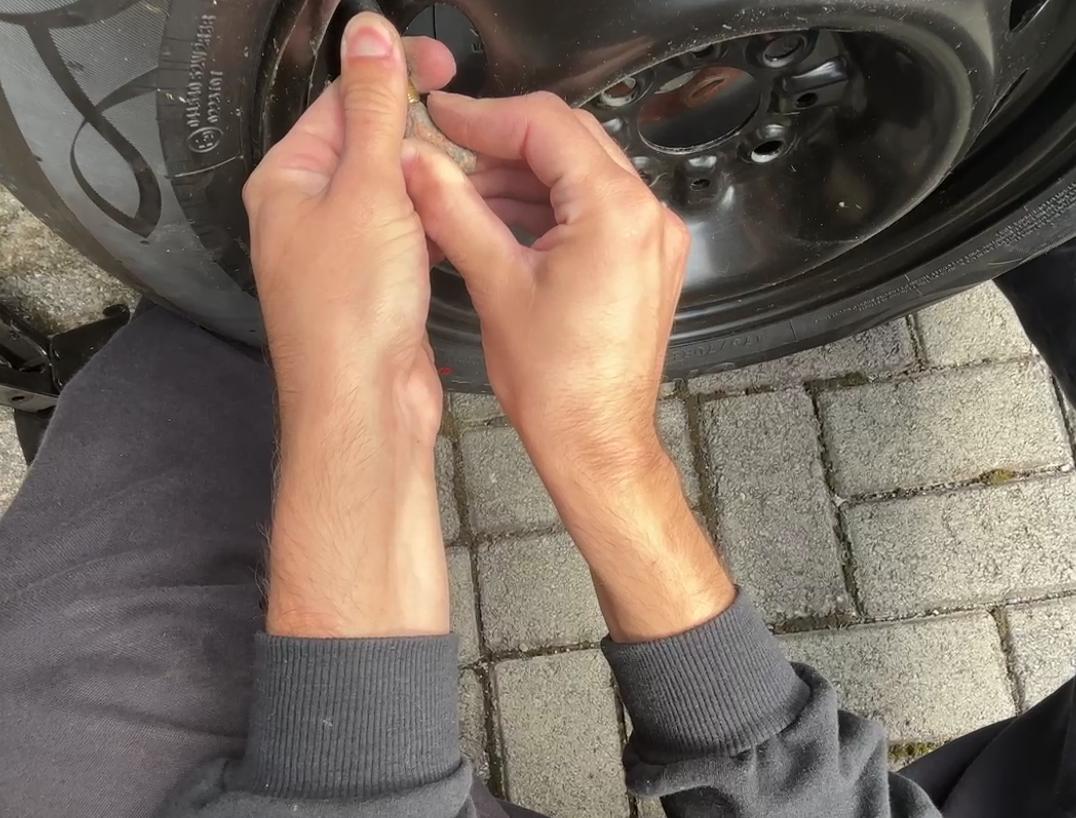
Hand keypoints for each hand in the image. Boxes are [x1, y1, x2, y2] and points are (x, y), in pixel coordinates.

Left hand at [244, 15, 456, 431]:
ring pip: (393, 199)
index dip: (394, 75)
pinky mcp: (376, 291)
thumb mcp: (368, 190)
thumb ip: (374, 111)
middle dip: (419, 133)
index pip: (342, 102)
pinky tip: (460, 224)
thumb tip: (369, 37)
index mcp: (289, 180)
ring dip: (431, 184)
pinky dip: (434, 227)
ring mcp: (344, 258)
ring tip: (474, 176)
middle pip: (369, 149)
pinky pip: (406, 242)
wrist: (365, 402)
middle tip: (467, 127)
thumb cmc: (350, 310)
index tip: (442, 64)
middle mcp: (310, 217)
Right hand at [402, 93, 730, 641]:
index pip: (546, 126)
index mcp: (616, 213)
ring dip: (526, 179)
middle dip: (504, 145)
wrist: (597, 443)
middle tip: (451, 156)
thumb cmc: (560, 388)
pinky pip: (598, 213)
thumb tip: (422, 164)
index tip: (445, 121)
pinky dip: (552, 210)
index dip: (485, 117)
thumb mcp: (497, 286)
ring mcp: (654, 242)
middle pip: (569, 143)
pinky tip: (507, 223)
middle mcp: (648, 218)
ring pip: (583, 177)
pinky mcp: (648, 266)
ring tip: (468, 196)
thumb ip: (456, 211)